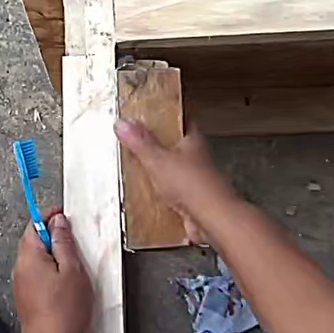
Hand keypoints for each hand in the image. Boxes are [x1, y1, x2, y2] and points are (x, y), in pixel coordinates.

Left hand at [11, 213, 92, 332]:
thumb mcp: (73, 270)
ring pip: (36, 258)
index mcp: (29, 257)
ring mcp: (22, 284)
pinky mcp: (28, 297)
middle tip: (75, 238)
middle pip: (33, 241)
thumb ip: (64, 243)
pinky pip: (38, 273)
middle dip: (52, 234)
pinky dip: (51, 269)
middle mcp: (20, 268)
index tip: (66, 215)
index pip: (34, 225)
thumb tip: (58, 222)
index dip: (49, 216)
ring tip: (75, 261)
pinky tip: (67, 279)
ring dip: (53, 253)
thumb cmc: (66, 309)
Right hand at [114, 120, 239, 241]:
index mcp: (193, 141)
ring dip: (158, 172)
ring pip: (174, 171)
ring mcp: (195, 180)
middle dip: (158, 146)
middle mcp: (197, 159)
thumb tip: (122, 123)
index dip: (169, 116)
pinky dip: (160, 195)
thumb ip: (140, 142)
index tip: (152, 114)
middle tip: (136, 143)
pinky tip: (146, 196)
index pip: (183, 120)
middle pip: (176, 147)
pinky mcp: (191, 201)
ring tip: (135, 169)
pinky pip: (172, 194)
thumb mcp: (158, 159)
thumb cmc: (192, 184)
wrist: (211, 218)